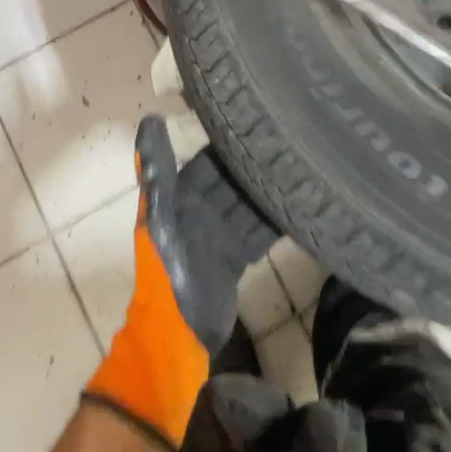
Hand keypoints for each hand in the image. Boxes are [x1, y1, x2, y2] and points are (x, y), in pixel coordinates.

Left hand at [82, 117, 279, 445]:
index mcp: (177, 198)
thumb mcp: (157, 215)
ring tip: (301, 167)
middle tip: (291, 139)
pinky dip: (275, 218)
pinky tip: (298, 203)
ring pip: (248, 203)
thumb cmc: (164, 269)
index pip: (207, 162)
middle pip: (232, 181)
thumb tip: (150, 118)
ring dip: (268, 189)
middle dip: (254, 164)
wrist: (178, 333)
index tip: (256, 118)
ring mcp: (219, 235)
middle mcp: (200, 212)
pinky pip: (259, 230)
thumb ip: (156, 169)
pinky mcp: (237, 257)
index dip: (227, 142)